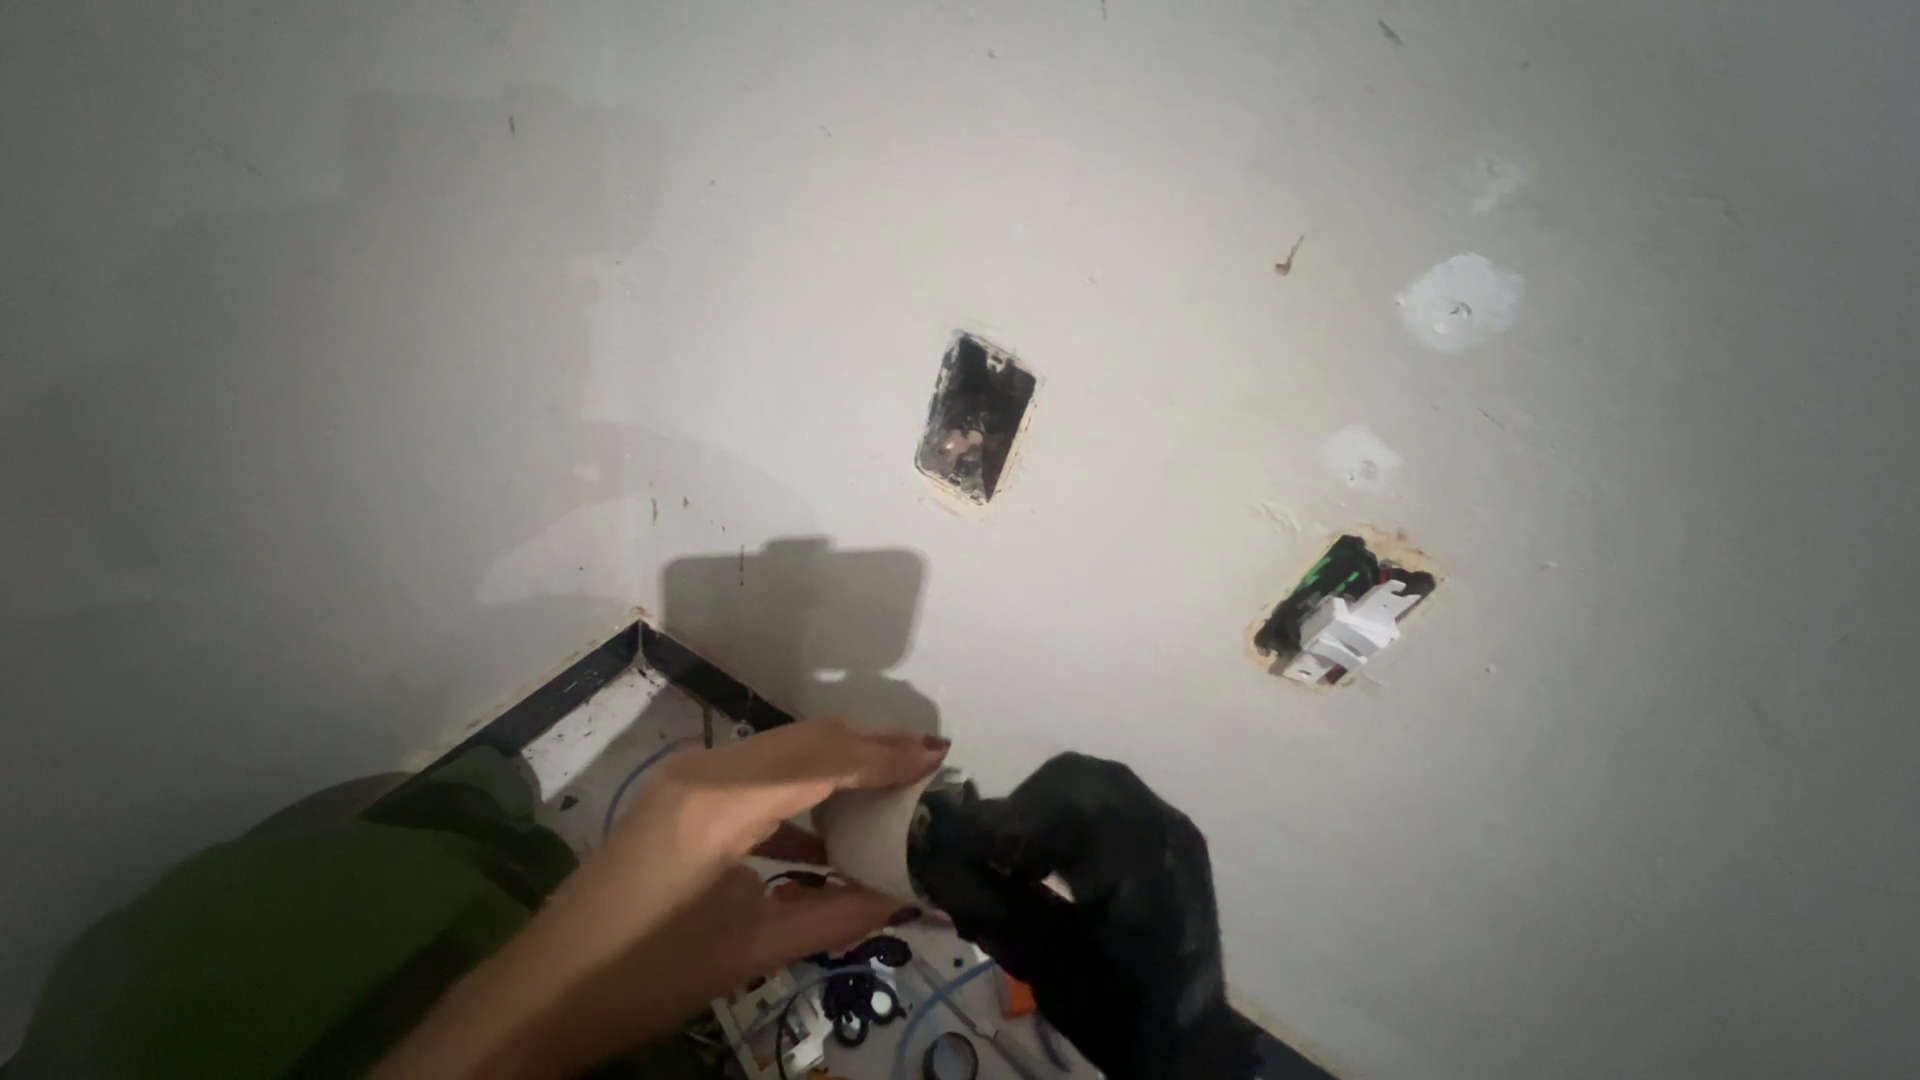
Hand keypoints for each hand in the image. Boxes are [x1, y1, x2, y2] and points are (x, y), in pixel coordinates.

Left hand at [372, 718, 947, 1079]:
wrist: (538, 996)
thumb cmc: (645, 976)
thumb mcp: (750, 951)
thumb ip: (835, 917)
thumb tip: (905, 899)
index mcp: (722, 803)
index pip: (821, 761)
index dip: (883, 756)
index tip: (938, 755)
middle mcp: (707, 769)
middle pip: (806, 737)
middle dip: (869, 743)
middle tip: (927, 757)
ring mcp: (688, 776)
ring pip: (781, 747)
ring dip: (837, 757)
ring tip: (892, 776)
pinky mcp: (681, 793)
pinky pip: (755, 771)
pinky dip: (800, 784)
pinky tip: (829, 823)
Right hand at [916, 753, 1258, 1079]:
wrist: (1189, 1037)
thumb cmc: (1112, 1010)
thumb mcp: (1042, 966)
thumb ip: (986, 905)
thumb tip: (932, 859)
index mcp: (1139, 867)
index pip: (1057, 811)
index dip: (1001, 822)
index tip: (957, 843)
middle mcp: (1162, 829)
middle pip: (1074, 778)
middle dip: (1022, 807)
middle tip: (996, 854)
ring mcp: (1172, 825)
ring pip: (1091, 777)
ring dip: (1045, 803)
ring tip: (1025, 853)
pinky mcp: (1173, 830)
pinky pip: (1112, 792)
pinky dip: (1072, 807)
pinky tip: (1058, 849)